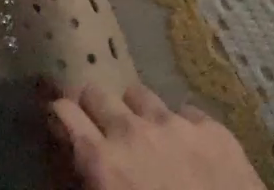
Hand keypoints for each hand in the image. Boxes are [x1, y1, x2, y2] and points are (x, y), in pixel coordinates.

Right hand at [51, 85, 267, 189]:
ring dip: (135, 114)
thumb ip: (92, 182)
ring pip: (138, 94)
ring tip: (147, 138)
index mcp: (102, 162)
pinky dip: (181, 127)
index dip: (59, 116)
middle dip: (93, 109)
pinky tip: (190, 151)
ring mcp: (175, 124)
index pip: (62, 111)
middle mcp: (131, 131)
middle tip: (102, 132)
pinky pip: (185, 111)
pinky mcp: (214, 130)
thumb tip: (84, 170)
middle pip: (95, 93)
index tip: (62, 125)